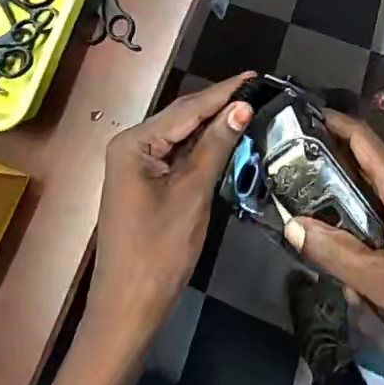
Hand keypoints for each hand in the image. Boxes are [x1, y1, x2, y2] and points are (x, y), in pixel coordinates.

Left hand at [92, 73, 255, 330]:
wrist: (128, 310)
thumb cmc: (158, 252)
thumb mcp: (192, 194)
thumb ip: (216, 146)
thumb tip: (241, 107)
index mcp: (133, 142)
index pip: (186, 109)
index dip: (222, 92)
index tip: (253, 74)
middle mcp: (130, 145)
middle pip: (181, 118)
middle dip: (218, 104)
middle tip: (256, 88)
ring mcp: (135, 165)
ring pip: (180, 135)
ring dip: (211, 124)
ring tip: (247, 106)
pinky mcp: (144, 183)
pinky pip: (176, 155)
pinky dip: (201, 148)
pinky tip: (225, 138)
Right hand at [284, 111, 383, 370]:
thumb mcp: (383, 285)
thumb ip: (335, 253)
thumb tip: (292, 224)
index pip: (362, 136)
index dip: (332, 121)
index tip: (302, 117)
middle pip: (368, 164)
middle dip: (332, 173)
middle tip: (297, 186)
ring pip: (382, 194)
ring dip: (354, 209)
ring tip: (325, 234)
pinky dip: (375, 225)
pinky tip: (365, 262)